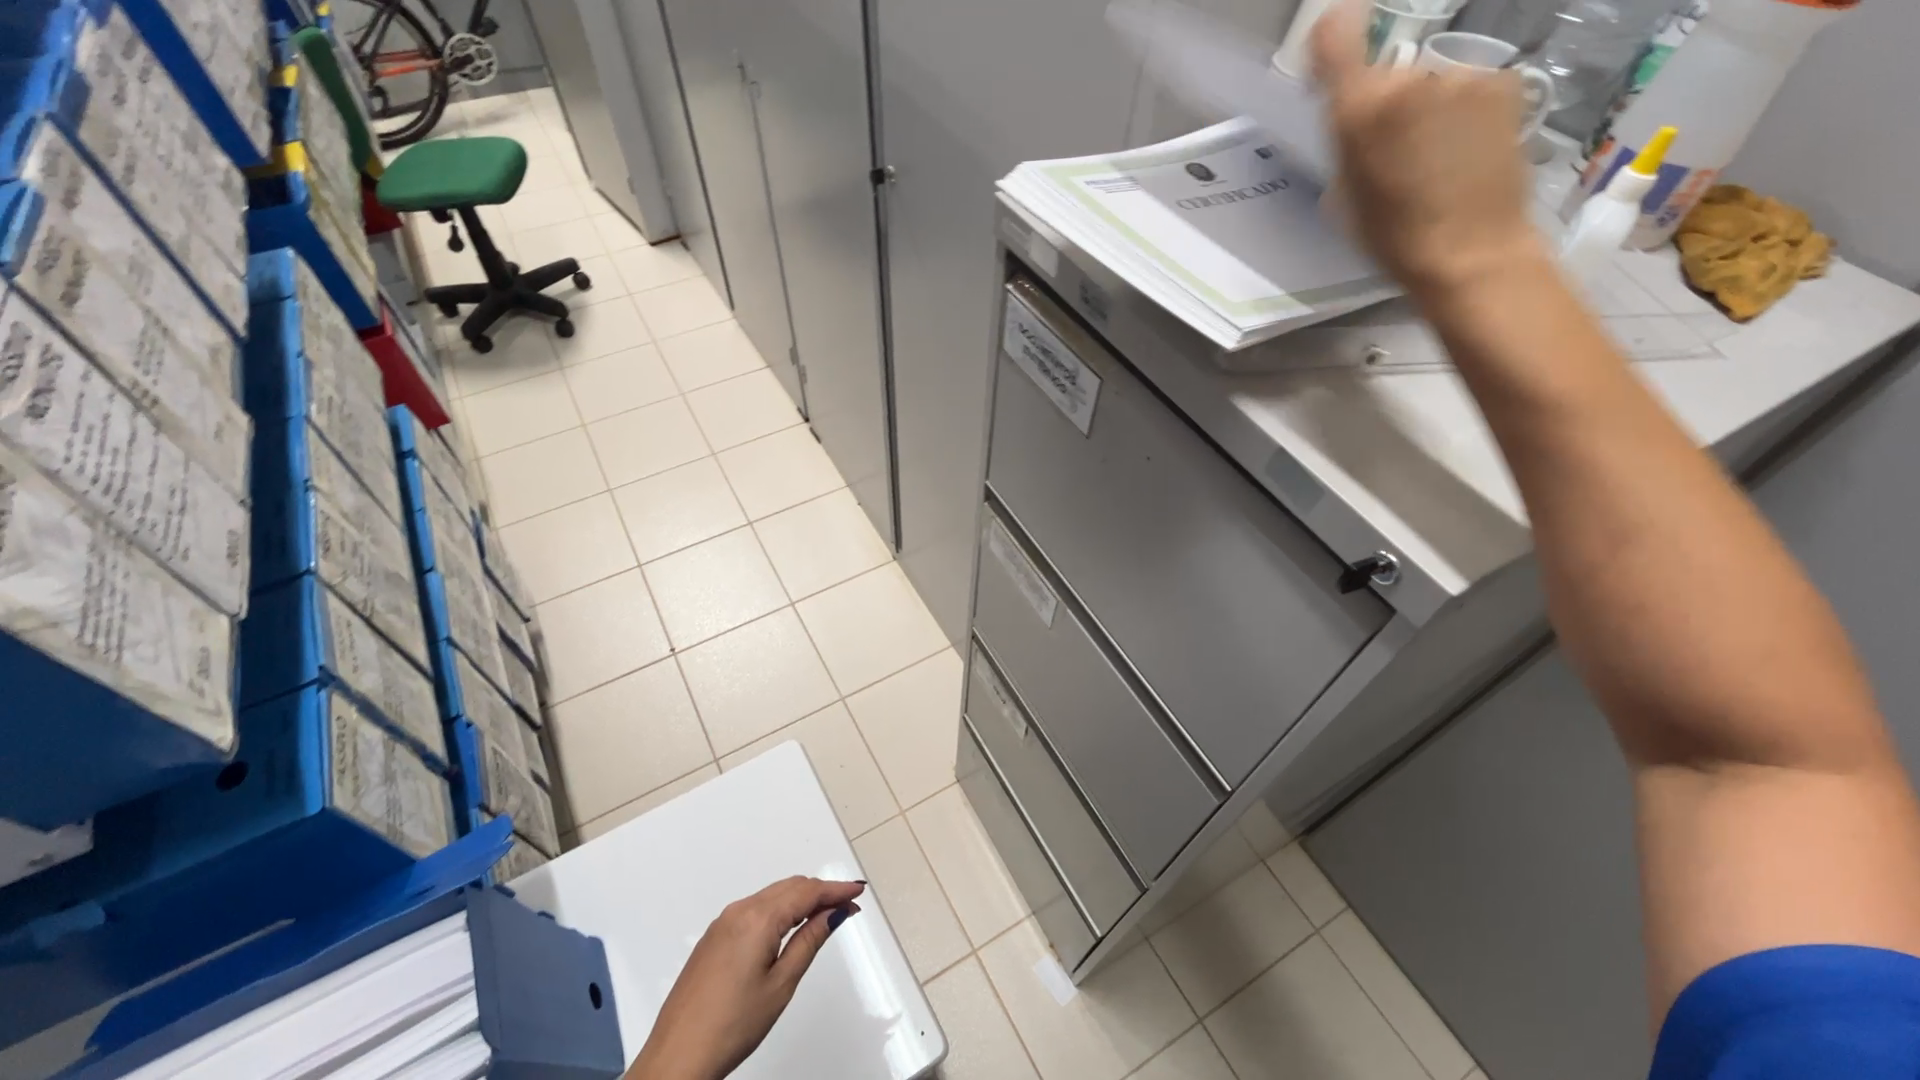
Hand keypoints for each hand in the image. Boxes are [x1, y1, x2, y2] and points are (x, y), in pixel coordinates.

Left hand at [624, 877, 865, 1079]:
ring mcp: (722, 924)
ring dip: (800, 898)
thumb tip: (833, 913)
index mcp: (757, 919)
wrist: (679, 1055)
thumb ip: (809, 940)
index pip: (806, 892)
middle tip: (848, 902)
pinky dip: (779, 909)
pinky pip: (754, 909)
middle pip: (788, 887)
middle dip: (820, 891)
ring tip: (826, 912)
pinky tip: (791, 924)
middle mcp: (738, 912)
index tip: (858, 891)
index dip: (835, 889)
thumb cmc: (732, 1025)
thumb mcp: (782, 983)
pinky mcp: (713, 938)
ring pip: (771, 896)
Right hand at [1310, 0, 1546, 296]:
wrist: (1472, 252)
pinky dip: (1465, 111)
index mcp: (1357, 111)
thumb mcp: (1345, 193)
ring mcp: (1459, 78)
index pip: (1335, 34)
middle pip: (1387, 71)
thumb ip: (1346, 141)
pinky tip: (1469, 150)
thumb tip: (1355, 119)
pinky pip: (1468, 88)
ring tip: (1438, 157)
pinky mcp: (1503, 84)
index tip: (1333, 59)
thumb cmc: (1395, 238)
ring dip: (1429, 107)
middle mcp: (1408, 80)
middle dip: (1387, 100)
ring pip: (1429, 82)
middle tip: (1397, 149)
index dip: (1332, 37)